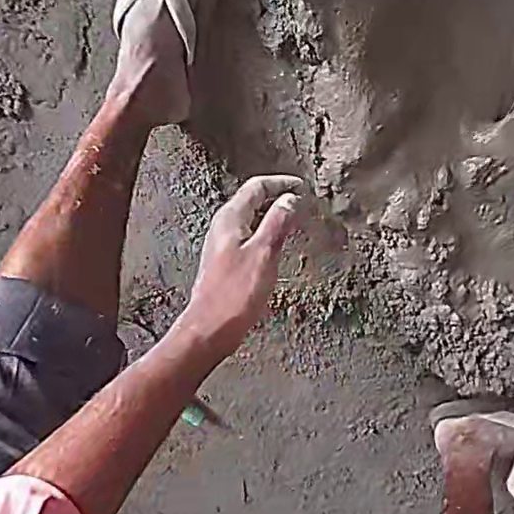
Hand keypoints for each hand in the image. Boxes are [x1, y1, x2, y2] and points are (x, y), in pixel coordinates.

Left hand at [179, 175, 311, 355]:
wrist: (210, 329)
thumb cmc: (234, 294)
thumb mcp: (264, 253)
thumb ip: (278, 222)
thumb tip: (291, 199)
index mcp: (230, 218)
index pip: (257, 186)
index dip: (282, 183)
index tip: (303, 188)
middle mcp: (224, 226)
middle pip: (254, 200)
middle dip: (279, 197)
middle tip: (304, 202)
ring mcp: (224, 244)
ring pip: (253, 218)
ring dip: (275, 216)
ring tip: (298, 220)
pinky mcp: (227, 261)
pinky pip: (251, 236)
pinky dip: (268, 233)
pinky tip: (281, 245)